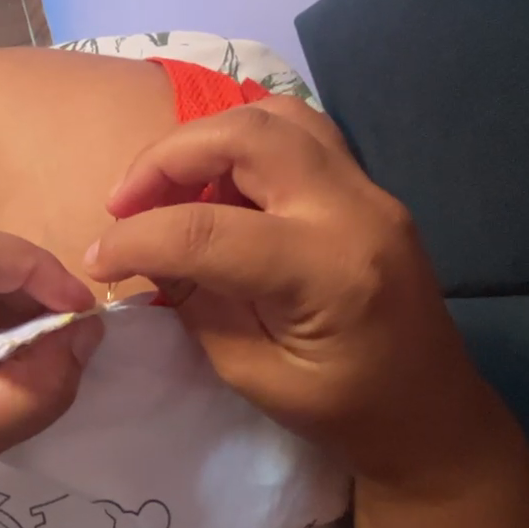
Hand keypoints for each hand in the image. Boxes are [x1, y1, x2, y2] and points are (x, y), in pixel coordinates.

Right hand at [84, 99, 504, 487]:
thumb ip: (195, 302)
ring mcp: (368, 189)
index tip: (97, 259)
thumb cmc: (341, 410)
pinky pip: (297, 132)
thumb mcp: (250, 372)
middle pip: (245, 134)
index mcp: (326, 273)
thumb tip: (145, 255)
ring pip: (274, 115)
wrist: (431, 412)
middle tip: (123, 202)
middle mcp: (353, 211)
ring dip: (204, 140)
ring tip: (167, 187)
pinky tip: (216, 186)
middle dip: (165, 159)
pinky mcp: (366, 187)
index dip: (136, 239)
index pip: (207, 230)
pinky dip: (240, 144)